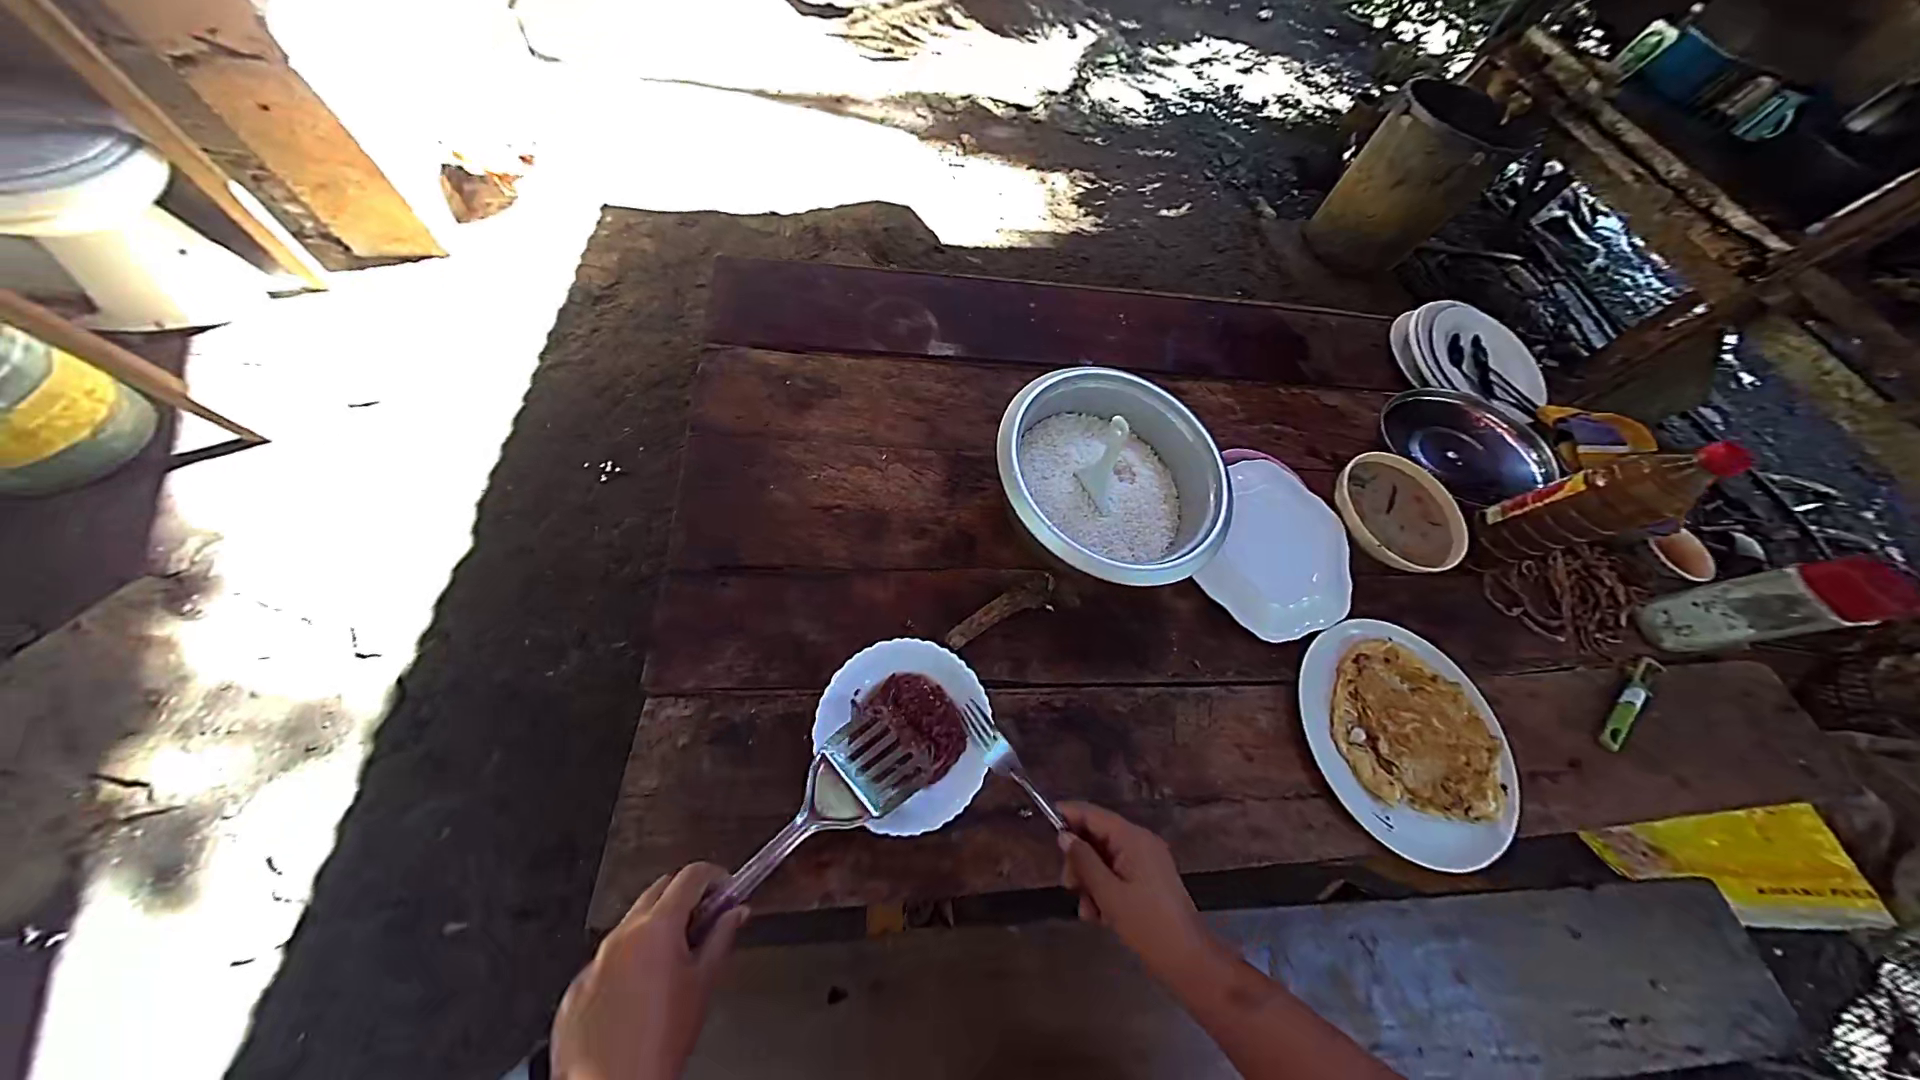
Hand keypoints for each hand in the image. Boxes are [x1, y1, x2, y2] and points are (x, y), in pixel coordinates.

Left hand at [550, 863, 748, 1079]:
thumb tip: (736, 913)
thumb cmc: (659, 1044)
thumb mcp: (704, 983)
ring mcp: (594, 961)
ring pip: (631, 924)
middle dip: (686, 895)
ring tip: (676, 960)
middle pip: (659, 890)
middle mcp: (621, 936)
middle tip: (707, 917)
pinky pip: (607, 959)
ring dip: (656, 927)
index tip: (726, 889)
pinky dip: (629, 961)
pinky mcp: (575, 989)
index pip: (690, 876)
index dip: (715, 877)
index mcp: (656, 928)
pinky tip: (642, 993)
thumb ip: (722, 937)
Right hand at [1057, 801, 1211, 982]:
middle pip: (1097, 837)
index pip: (1094, 814)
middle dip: (1079, 860)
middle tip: (1069, 886)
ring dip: (1089, 881)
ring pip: (1104, 859)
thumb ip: (1083, 861)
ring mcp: (1146, 862)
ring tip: (1087, 910)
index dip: (1069, 815)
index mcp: (1133, 838)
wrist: (1188, 961)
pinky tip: (1098, 915)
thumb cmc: (1147, 925)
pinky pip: (1117, 874)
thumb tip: (1064, 836)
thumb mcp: (1108, 893)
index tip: (1045, 820)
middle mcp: (1141, 842)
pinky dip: (1104, 889)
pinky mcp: (1148, 880)